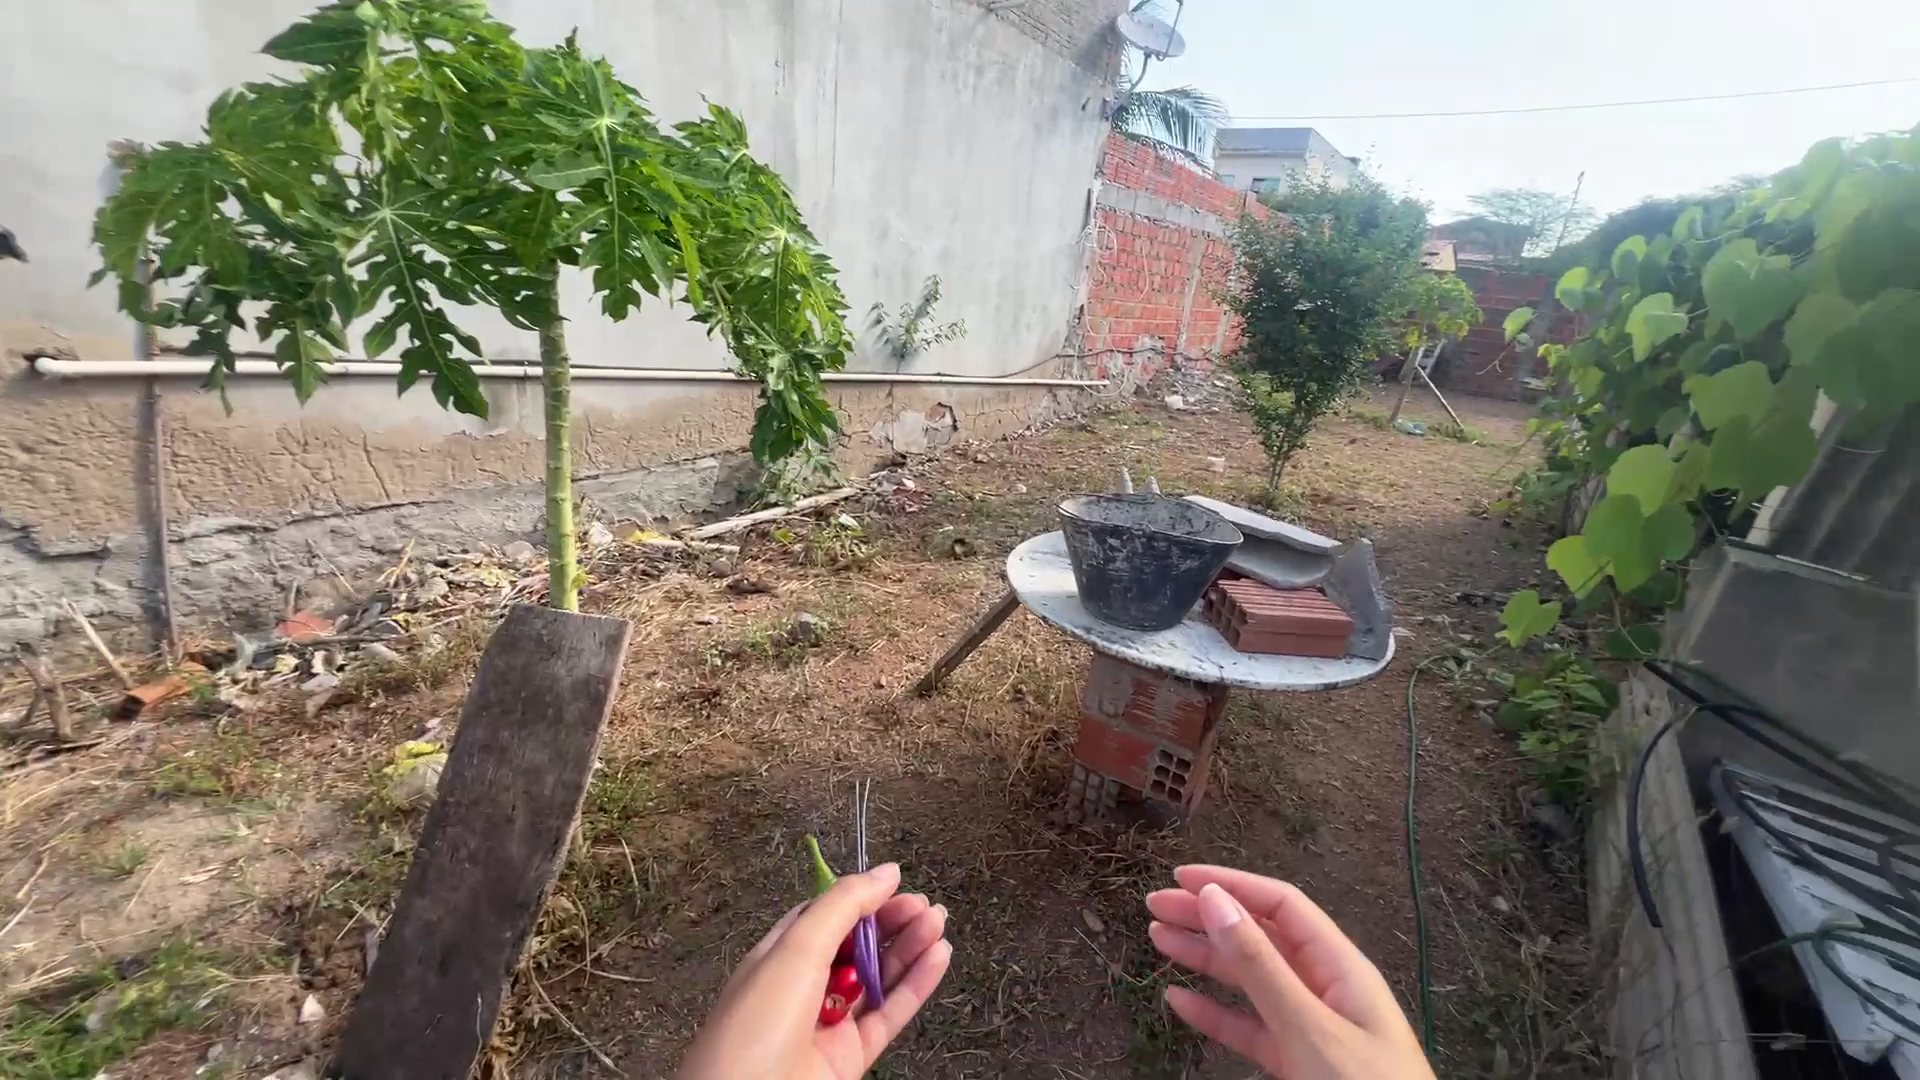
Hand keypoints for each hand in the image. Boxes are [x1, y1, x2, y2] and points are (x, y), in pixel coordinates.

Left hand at [676, 863, 952, 1079]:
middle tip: (925, 906)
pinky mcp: (851, 1057)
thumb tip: (887, 871)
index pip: (826, 915)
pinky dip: (915, 986)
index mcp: (780, 956)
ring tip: (939, 921)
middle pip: (857, 943)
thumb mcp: (797, 949)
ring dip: (909, 948)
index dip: (861, 898)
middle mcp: (804, 986)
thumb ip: (844, 905)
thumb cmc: (759, 1024)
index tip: (895, 883)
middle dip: (891, 920)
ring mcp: (829, 1023)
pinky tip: (939, 957)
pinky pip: (889, 1015)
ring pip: (877, 978)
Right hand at [1146, 865, 1434, 1079]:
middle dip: (1207, 916)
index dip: (1231, 884)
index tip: (1181, 877)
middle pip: (1258, 936)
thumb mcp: (1310, 1028)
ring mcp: (1310, 1028)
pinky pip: (1248, 1026)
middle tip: (1154, 906)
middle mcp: (1324, 988)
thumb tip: (1214, 898)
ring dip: (1203, 957)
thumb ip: (1260, 966)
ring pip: (1248, 979)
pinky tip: (1178, 1002)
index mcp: (1339, 966)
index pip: (1279, 904)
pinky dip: (1213, 1012)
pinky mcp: (1298, 1065)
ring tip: (1157, 941)